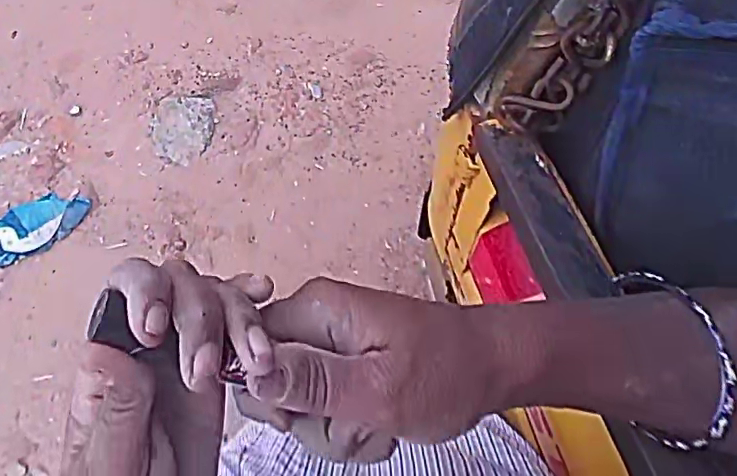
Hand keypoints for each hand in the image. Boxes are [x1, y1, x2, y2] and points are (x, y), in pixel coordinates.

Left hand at [108, 258, 276, 391]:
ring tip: (254, 358)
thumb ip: (113, 407)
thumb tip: (111, 350)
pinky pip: (236, 319)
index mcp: (113, 355)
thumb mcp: (111, 460)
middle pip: (178, 284)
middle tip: (205, 369)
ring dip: (237, 318)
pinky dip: (252, 308)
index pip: (126, 286)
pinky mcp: (216, 364)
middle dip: (199, 318)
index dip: (145, 292)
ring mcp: (185, 348)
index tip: (156, 329)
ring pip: (213, 295)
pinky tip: (264, 298)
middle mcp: (149, 340)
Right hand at [239, 278, 500, 448]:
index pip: (251, 342)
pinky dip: (347, 428)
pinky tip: (378, 424)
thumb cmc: (442, 370)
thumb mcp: (377, 389)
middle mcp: (315, 318)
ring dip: (334, 429)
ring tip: (375, 421)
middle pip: (272, 379)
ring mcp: (328, 342)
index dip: (262, 385)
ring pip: (298, 403)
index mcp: (317, 307)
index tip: (297, 414)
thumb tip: (251, 369)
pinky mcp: (342, 363)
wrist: (486, 368)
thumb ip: (312, 381)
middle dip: (307, 417)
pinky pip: (322, 407)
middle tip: (352, 419)